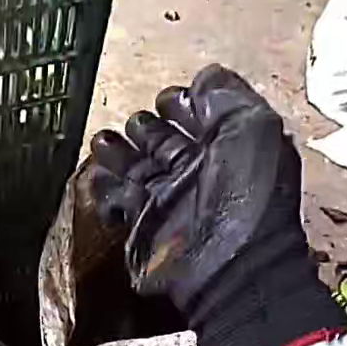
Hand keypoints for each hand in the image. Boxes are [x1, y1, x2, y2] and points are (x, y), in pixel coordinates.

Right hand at [87, 64, 343, 345]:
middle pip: (163, 144)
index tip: (167, 98)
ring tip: (101, 140)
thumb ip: (226, 96)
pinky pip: (120, 202)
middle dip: (145, 128)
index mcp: (227, 149)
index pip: (198, 119)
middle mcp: (197, 175)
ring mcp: (169, 203)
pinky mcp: (145, 229)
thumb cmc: (246, 196)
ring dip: (119, 153)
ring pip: (137, 170)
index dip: (183, 104)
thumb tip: (202, 78)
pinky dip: (106, 188)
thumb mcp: (251, 129)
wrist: (228, 267)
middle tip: (133, 121)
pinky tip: (95, 173)